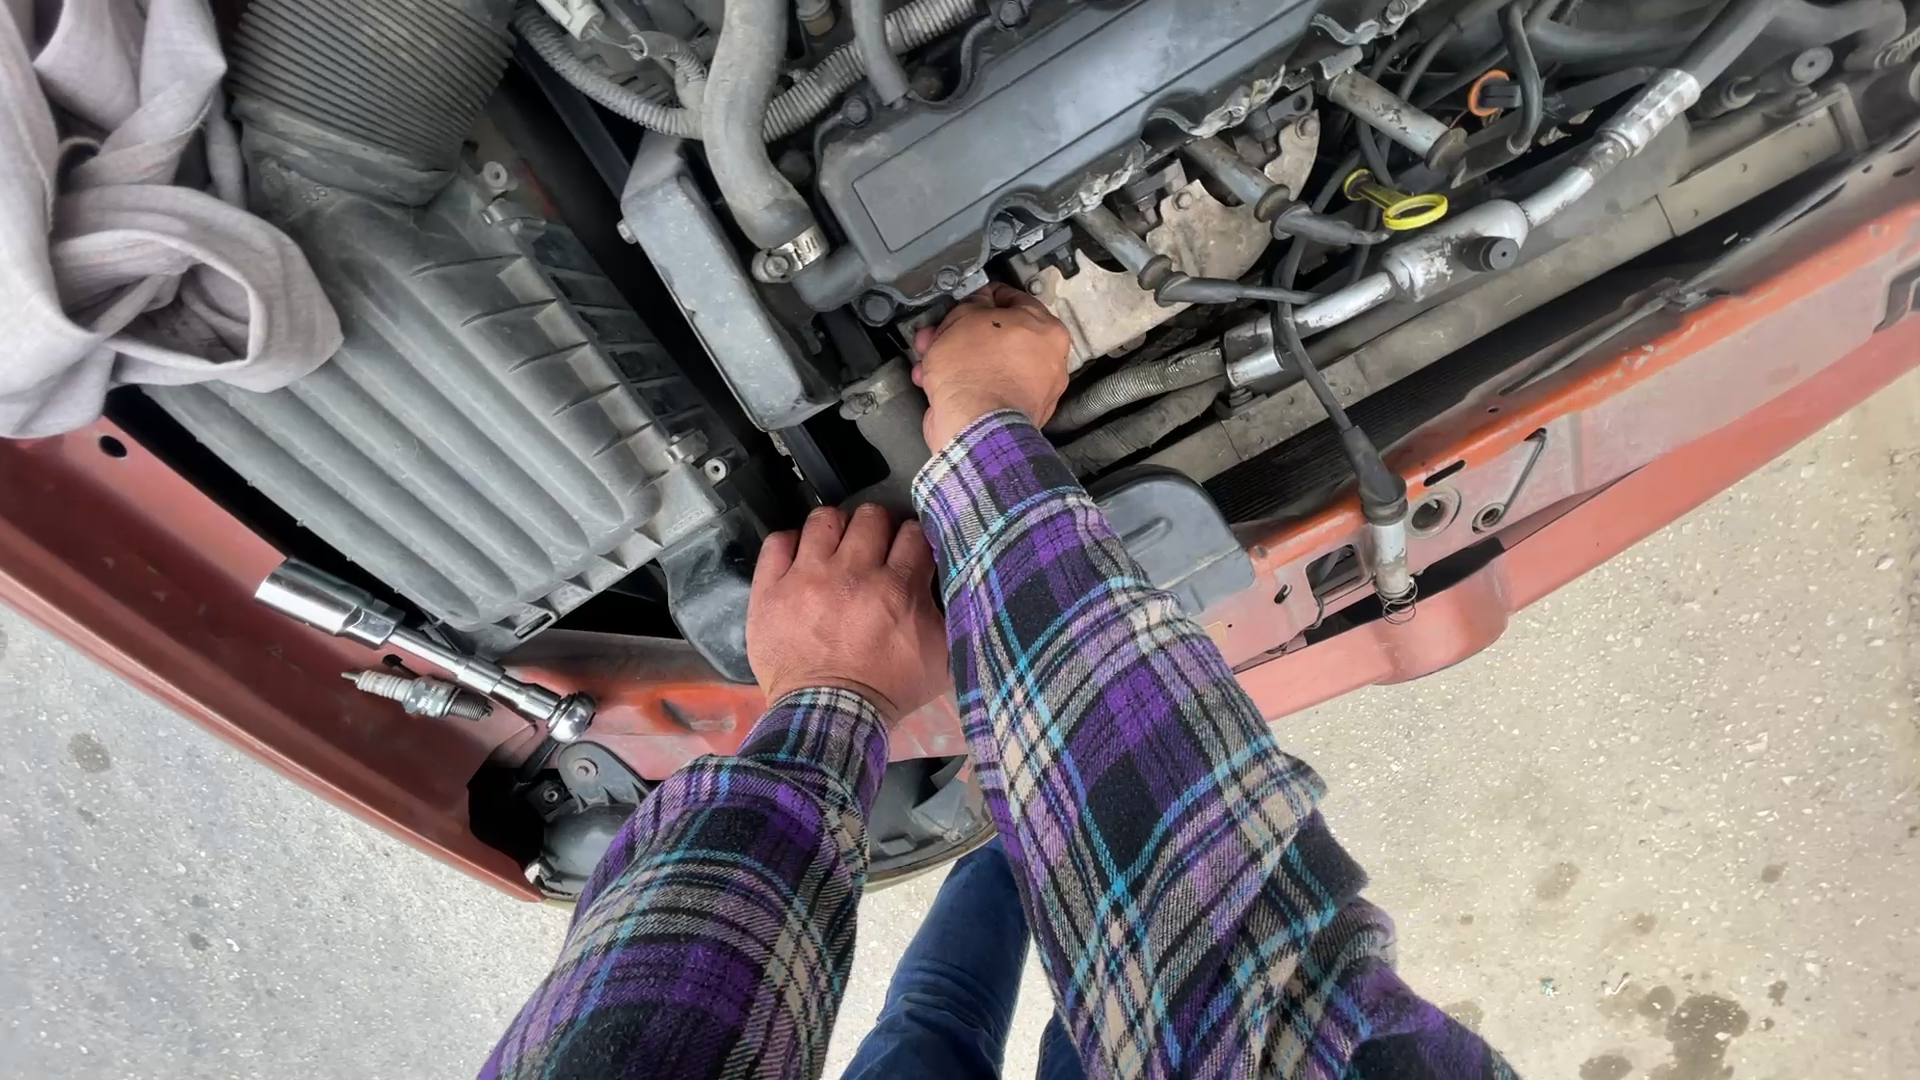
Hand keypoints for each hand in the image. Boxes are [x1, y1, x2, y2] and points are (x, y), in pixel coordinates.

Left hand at [747, 504, 948, 724]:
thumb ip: (951, 616)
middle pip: (870, 517)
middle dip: (878, 528)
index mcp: (897, 587)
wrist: (830, 716)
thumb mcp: (942, 659)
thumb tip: (958, 584)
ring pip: (824, 520)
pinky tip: (800, 561)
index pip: (913, 532)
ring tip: (836, 551)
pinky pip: (778, 542)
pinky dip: (791, 546)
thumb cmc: (888, 690)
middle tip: (874, 549)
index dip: (914, 538)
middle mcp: (853, 573)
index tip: (909, 551)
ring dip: (835, 531)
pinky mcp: (771, 590)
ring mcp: (807, 577)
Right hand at [912, 282, 1070, 451]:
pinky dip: (959, 385)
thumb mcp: (966, 317)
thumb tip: (974, 303)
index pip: (1016, 300)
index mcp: (1048, 333)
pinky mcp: (1008, 417)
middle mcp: (1046, 364)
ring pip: (986, 364)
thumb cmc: (977, 375)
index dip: (985, 296)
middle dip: (962, 332)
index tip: (969, 299)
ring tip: (930, 356)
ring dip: (954, 358)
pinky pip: (981, 391)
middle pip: (999, 336)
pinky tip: (934, 381)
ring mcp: (1029, 394)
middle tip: (943, 330)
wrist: (971, 426)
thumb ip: (972, 304)